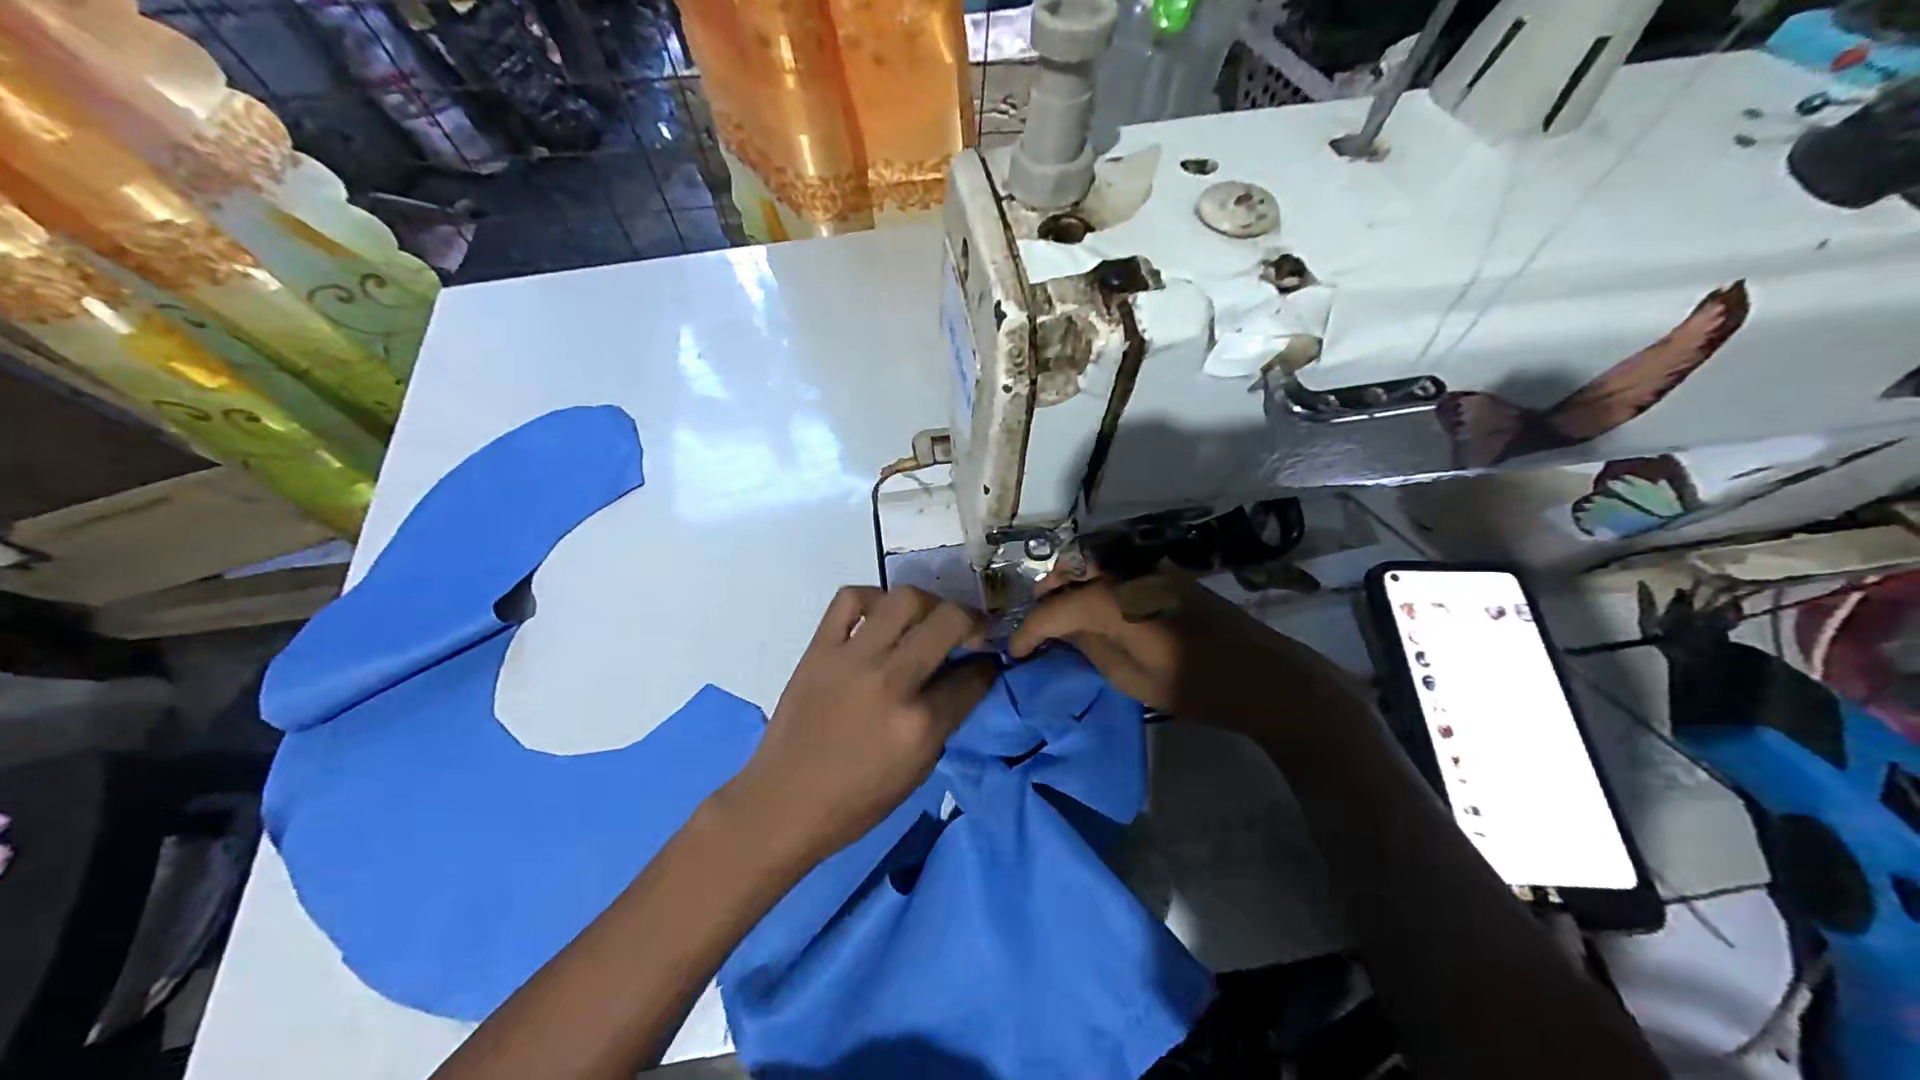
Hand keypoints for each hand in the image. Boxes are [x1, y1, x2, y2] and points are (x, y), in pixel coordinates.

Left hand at [721, 586, 996, 866]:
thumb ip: (945, 719)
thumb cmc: (855, 801)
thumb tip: (964, 678)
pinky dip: (873, 598)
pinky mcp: (818, 650)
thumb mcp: (917, 770)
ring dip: (929, 603)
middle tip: (970, 630)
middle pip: (948, 622)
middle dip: (972, 621)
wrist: (783, 802)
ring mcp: (851, 660)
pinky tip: (880, 615)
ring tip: (927, 618)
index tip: (987, 661)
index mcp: (919, 725)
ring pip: (904, 599)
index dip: (989, 666)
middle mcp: (890, 682)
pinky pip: (849, 600)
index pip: (973, 677)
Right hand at [1008, 564, 1366, 734]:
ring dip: (1068, 586)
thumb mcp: (1131, 678)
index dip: (1029, 630)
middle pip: (1070, 571)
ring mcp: (1149, 568)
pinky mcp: (1166, 574)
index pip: (1054, 609)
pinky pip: (1116, 570)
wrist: (1265, 677)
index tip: (1015, 652)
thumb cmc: (1196, 687)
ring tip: (1058, 619)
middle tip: (1035, 629)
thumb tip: (1060, 631)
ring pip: (1092, 565)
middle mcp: (1127, 572)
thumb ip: (1088, 646)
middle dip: (1045, 596)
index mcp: (1114, 600)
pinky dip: (1094, 584)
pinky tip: (1093, 611)